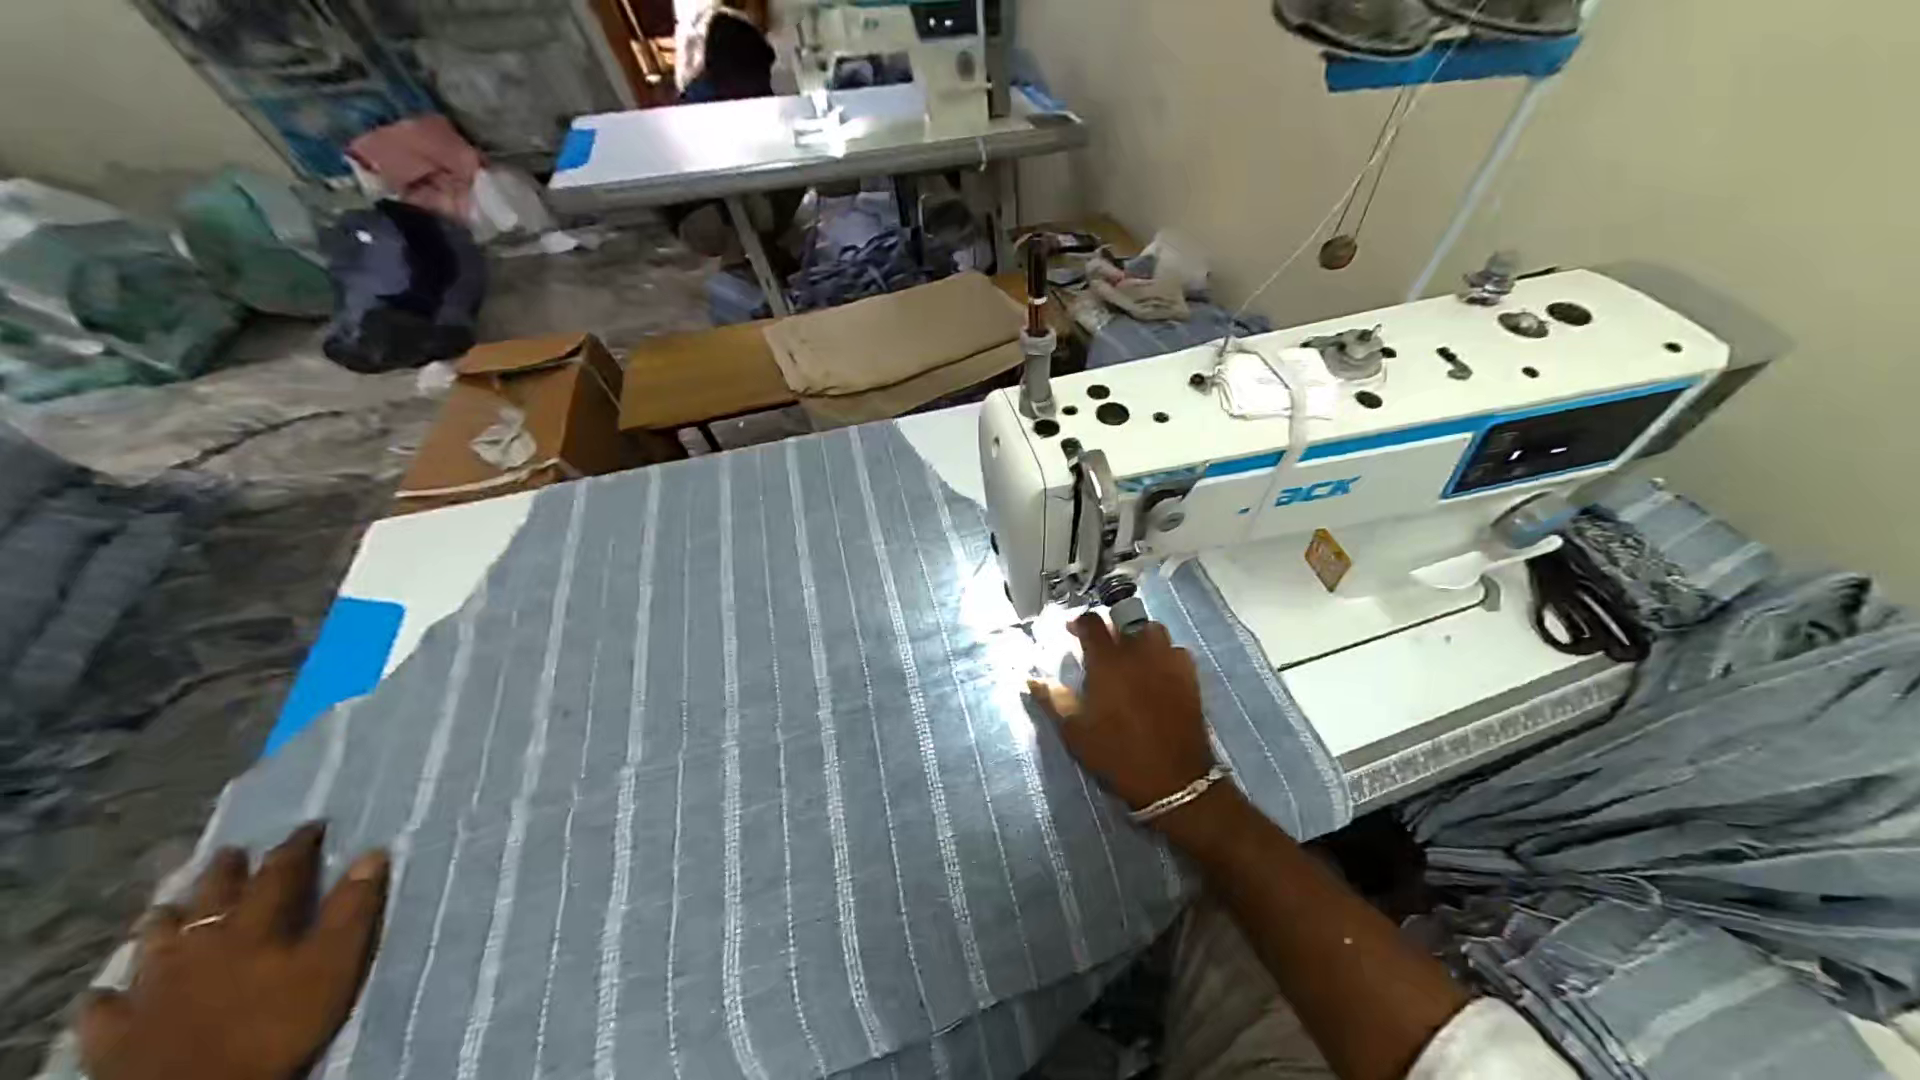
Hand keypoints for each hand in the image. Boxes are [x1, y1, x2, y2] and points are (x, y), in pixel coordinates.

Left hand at [78, 823, 389, 1079]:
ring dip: (163, 921)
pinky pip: (103, 1008)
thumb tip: (372, 853)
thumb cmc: (278, 1023)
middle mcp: (199, 945)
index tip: (313, 825)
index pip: (278, 872)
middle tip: (230, 851)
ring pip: (153, 943)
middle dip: (223, 872)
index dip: (296, 846)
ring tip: (166, 908)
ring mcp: (151, 989)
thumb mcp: (334, 962)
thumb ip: (352, 908)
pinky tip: (105, 993)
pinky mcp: (116, 1033)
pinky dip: (107, 996)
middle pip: (209, 898)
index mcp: (252, 926)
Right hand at [1028, 613, 1216, 820]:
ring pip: (1153, 630)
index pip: (1092, 622)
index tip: (1072, 631)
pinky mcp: (1190, 676)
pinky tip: (1158, 671)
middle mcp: (1139, 652)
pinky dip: (1164, 654)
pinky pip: (1176, 651)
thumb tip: (1030, 678)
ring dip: (1139, 636)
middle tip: (1101, 647)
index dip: (1080, 621)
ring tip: (1131, 654)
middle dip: (1110, 628)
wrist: (1172, 779)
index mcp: (1107, 661)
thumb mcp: (1074, 730)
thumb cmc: (1116, 753)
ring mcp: (1168, 662)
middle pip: (1124, 620)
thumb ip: (1052, 698)